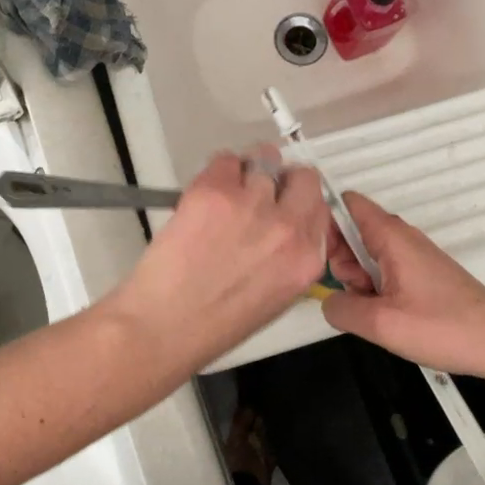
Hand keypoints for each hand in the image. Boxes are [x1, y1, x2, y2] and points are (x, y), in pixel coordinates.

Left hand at [110, 147, 330, 369]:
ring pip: (264, 159)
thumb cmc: (215, 323)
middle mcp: (288, 226)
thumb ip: (288, 257)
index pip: (320, 208)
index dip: (298, 202)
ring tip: (226, 193)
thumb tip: (280, 225)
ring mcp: (252, 204)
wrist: (164, 326)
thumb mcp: (275, 296)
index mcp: (306, 259)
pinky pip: (226, 159)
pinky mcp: (215, 189)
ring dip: (248, 171)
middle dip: (284, 180)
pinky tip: (204, 196)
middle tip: (258, 192)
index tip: (282, 204)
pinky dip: (218, 171)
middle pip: (303, 177)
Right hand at [321, 192, 484, 377]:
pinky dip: (378, 288)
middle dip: (341, 259)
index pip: (346, 203)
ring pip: (369, 254)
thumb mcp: (380, 325)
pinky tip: (389, 316)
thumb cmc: (443, 328)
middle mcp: (403, 237)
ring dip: (359, 279)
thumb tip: (328, 301)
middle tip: (354, 292)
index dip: (324, 222)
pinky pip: (387, 270)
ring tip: (375, 310)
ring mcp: (415, 255)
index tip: (318, 256)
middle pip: (353, 231)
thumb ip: (340, 308)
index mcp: (391, 236)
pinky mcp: (424, 274)